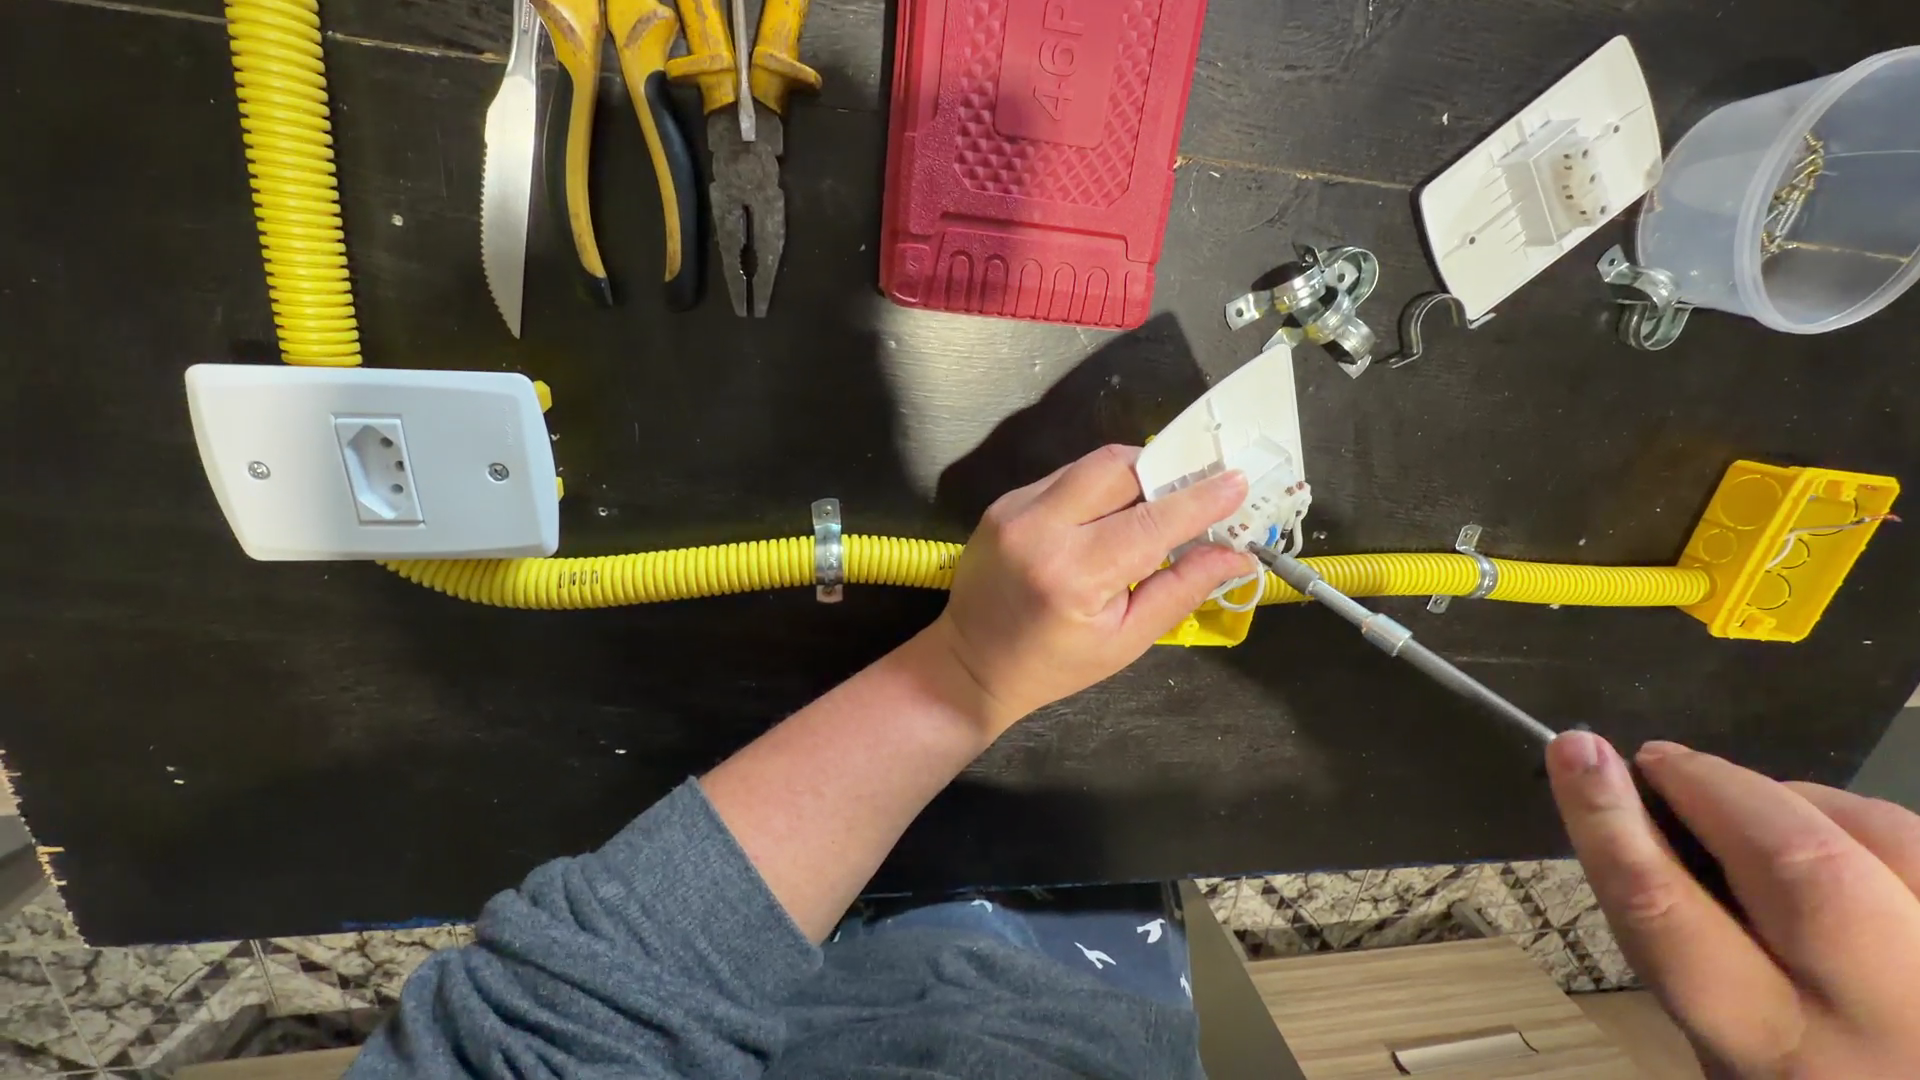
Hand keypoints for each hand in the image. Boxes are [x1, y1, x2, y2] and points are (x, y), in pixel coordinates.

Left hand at [926, 444, 1251, 737]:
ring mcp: (1015, 509)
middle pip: (1118, 468)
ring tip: (1153, 502)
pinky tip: (1107, 514)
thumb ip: (1180, 590)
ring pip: (1091, 464)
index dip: (1199, 499)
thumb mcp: (1125, 641)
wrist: (970, 663)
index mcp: (1074, 575)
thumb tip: (1236, 555)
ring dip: (1132, 475)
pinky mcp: (1004, 502)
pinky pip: (1065, 476)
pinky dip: (1097, 486)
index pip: (1151, 520)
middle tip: (1192, 490)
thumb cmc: (1053, 665)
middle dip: (1164, 471)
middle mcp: (1039, 529)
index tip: (1237, 481)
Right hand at [1547, 732, 1919, 1078]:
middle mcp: (1895, 1027)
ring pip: (1896, 845)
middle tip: (1659, 762)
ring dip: (1803, 800)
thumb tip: (1629, 802)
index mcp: (1781, 1056)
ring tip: (1751, 802)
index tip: (1574, 751)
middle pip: (1807, 872)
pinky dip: (1872, 823)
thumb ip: (1680, 929)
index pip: (1669, 914)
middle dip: (1716, 788)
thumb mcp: (1715, 1033)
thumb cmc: (1795, 1071)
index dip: (1610, 820)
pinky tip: (1840, 836)